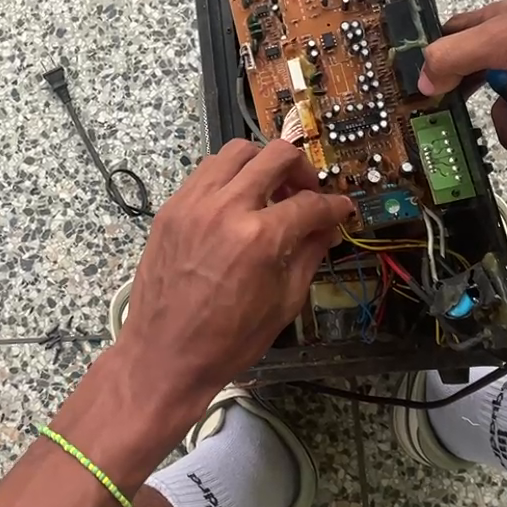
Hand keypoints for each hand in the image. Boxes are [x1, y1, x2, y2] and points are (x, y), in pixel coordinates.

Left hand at [119, 140, 355, 405]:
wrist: (164, 355)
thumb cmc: (228, 340)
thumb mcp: (284, 302)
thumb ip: (310, 254)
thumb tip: (327, 227)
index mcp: (260, 237)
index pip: (311, 204)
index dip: (335, 206)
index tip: (342, 210)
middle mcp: (226, 208)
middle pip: (276, 154)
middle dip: (302, 169)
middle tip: (306, 192)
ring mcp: (193, 203)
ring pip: (237, 151)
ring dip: (261, 163)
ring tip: (269, 191)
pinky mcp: (171, 208)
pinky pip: (206, 171)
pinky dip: (229, 177)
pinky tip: (236, 202)